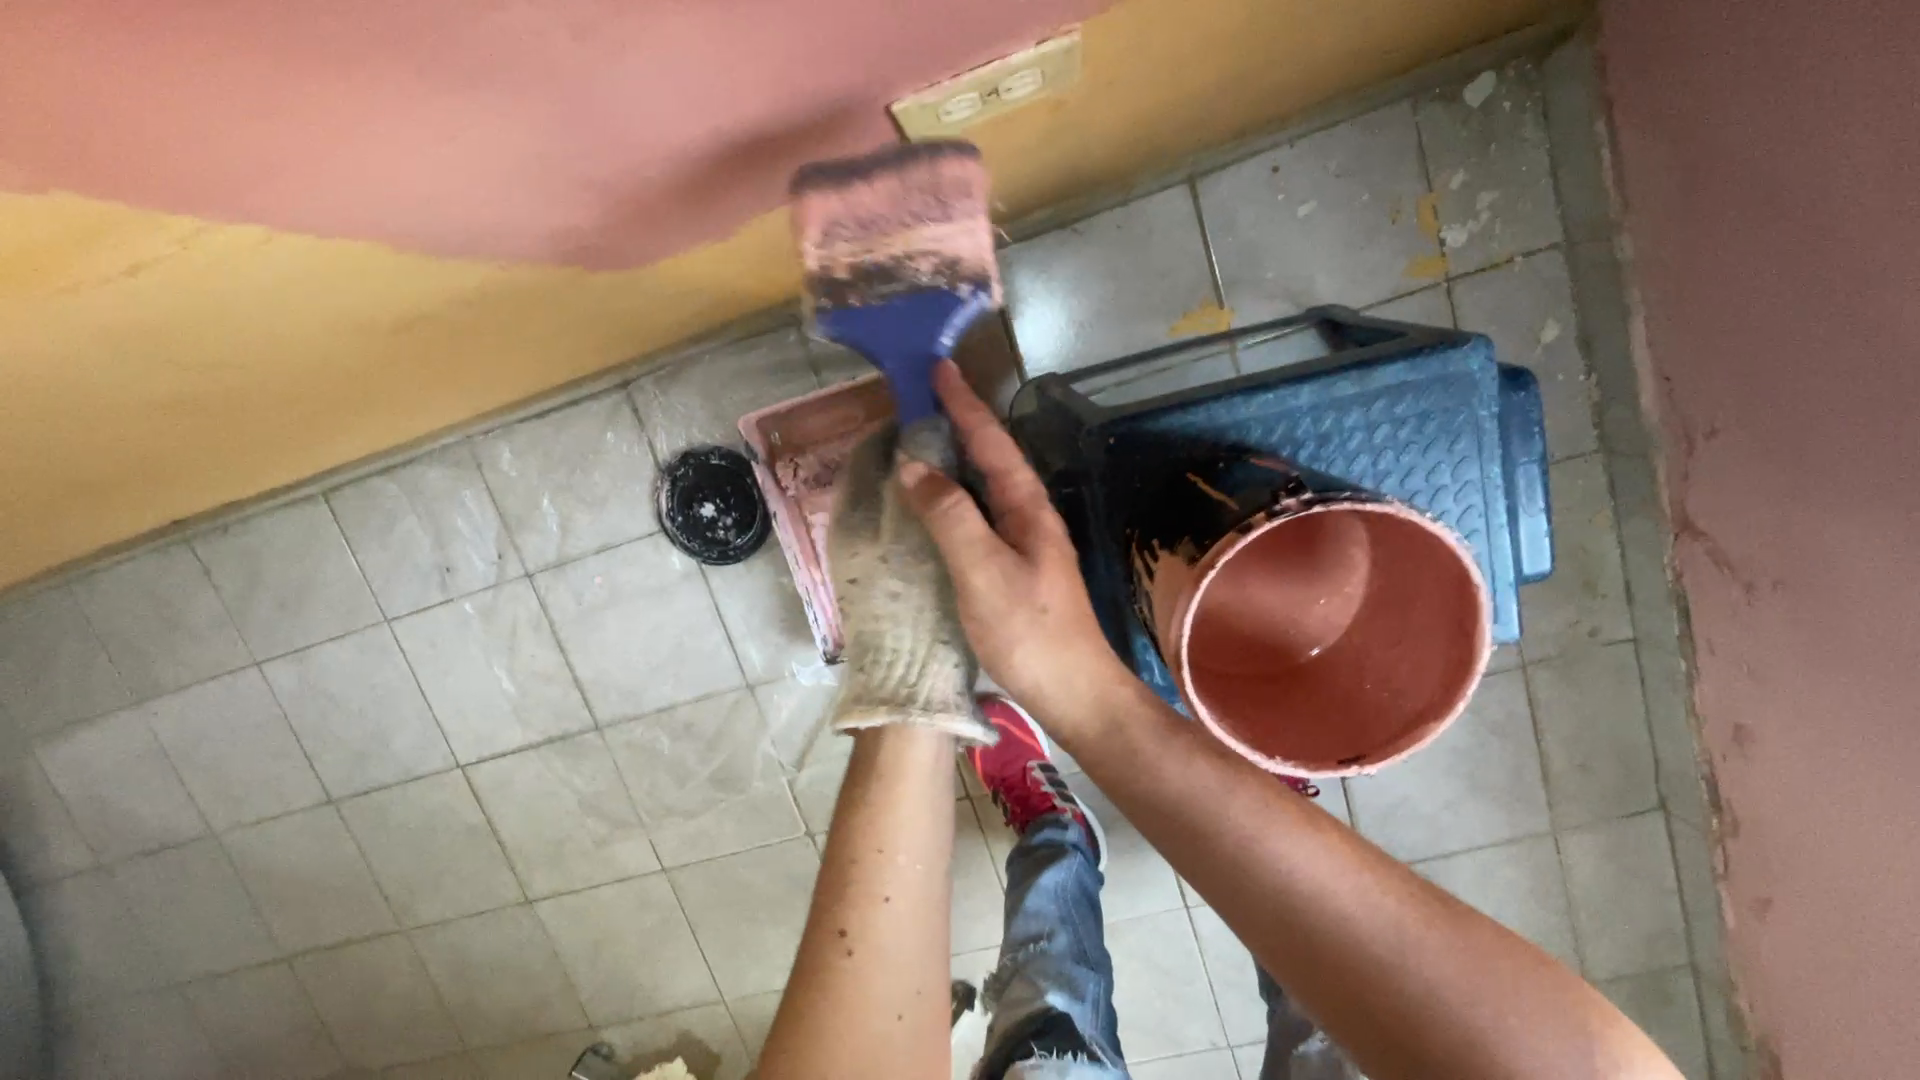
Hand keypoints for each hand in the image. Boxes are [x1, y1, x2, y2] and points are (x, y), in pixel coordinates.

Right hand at [894, 362, 1135, 730]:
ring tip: (920, 445)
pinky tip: (933, 511)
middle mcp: (1028, 517)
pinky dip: (952, 502)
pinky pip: (978, 519)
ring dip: (954, 463)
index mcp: (1027, 508)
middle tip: (921, 402)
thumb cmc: (1029, 629)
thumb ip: (950, 516)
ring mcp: (1023, 545)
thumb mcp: (983, 570)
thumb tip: (914, 467)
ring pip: (984, 490)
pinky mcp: (1013, 570)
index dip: (965, 405)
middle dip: (958, 426)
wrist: (1072, 689)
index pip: (992, 443)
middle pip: (991, 460)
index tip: (939, 369)